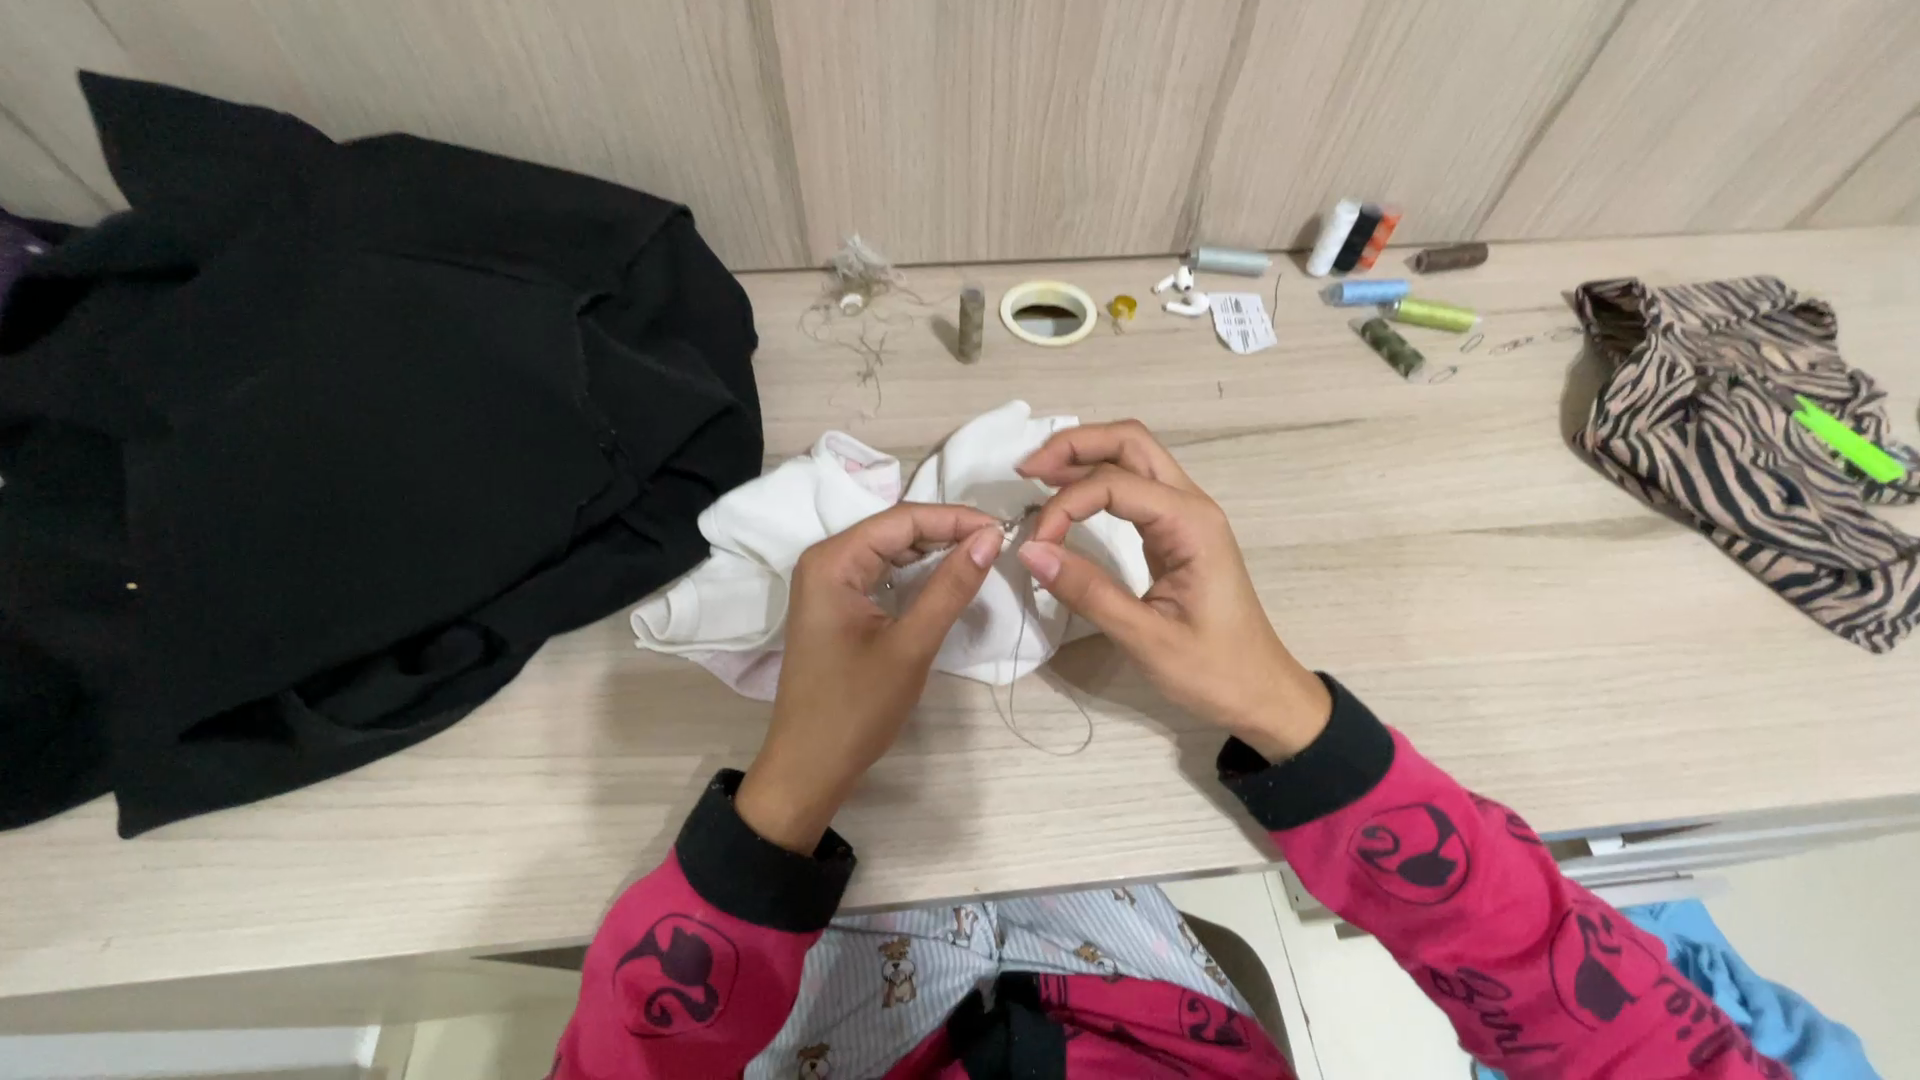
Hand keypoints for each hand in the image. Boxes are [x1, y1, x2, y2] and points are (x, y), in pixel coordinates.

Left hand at [735, 503, 1003, 852]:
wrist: (809, 766)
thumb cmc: (856, 707)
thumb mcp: (911, 644)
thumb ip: (950, 587)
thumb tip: (989, 538)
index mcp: (832, 561)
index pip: (902, 519)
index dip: (954, 518)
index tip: (1001, 530)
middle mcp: (824, 561)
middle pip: (894, 530)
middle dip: (946, 532)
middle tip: (997, 544)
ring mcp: (827, 583)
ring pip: (889, 551)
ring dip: (933, 552)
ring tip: (981, 556)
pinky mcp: (835, 605)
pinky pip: (880, 574)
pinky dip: (915, 574)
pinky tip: (947, 578)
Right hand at [1015, 421, 1331, 760]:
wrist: (1261, 691)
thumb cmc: (1213, 670)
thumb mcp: (1146, 639)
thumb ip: (1088, 592)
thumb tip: (1030, 551)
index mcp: (1191, 525)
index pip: (1114, 484)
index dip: (1066, 504)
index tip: (1036, 545)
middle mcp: (1191, 505)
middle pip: (1130, 442)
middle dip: (1074, 445)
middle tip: (1026, 471)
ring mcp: (1184, 515)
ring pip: (1132, 456)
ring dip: (1084, 456)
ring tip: (1036, 476)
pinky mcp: (1174, 532)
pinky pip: (1133, 486)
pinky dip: (1096, 480)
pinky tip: (1066, 498)